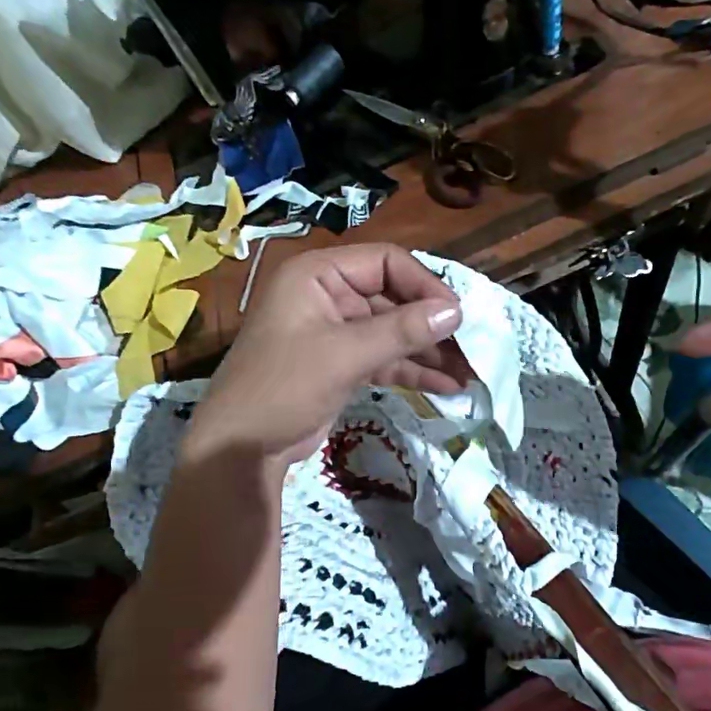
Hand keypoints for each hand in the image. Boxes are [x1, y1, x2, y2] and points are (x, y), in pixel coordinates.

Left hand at [186, 244, 468, 467]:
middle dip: (431, 325)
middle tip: (471, 348)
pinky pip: (383, 357)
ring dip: (427, 351)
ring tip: (468, 372)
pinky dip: (410, 369)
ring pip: (391, 331)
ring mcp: (333, 331)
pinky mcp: (339, 363)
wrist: (239, 448)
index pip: (385, 262)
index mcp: (317, 275)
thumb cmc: (282, 387)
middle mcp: (326, 295)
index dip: (424, 285)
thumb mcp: (344, 355)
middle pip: (392, 297)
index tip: (457, 315)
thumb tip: (456, 312)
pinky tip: (445, 386)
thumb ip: (401, 331)